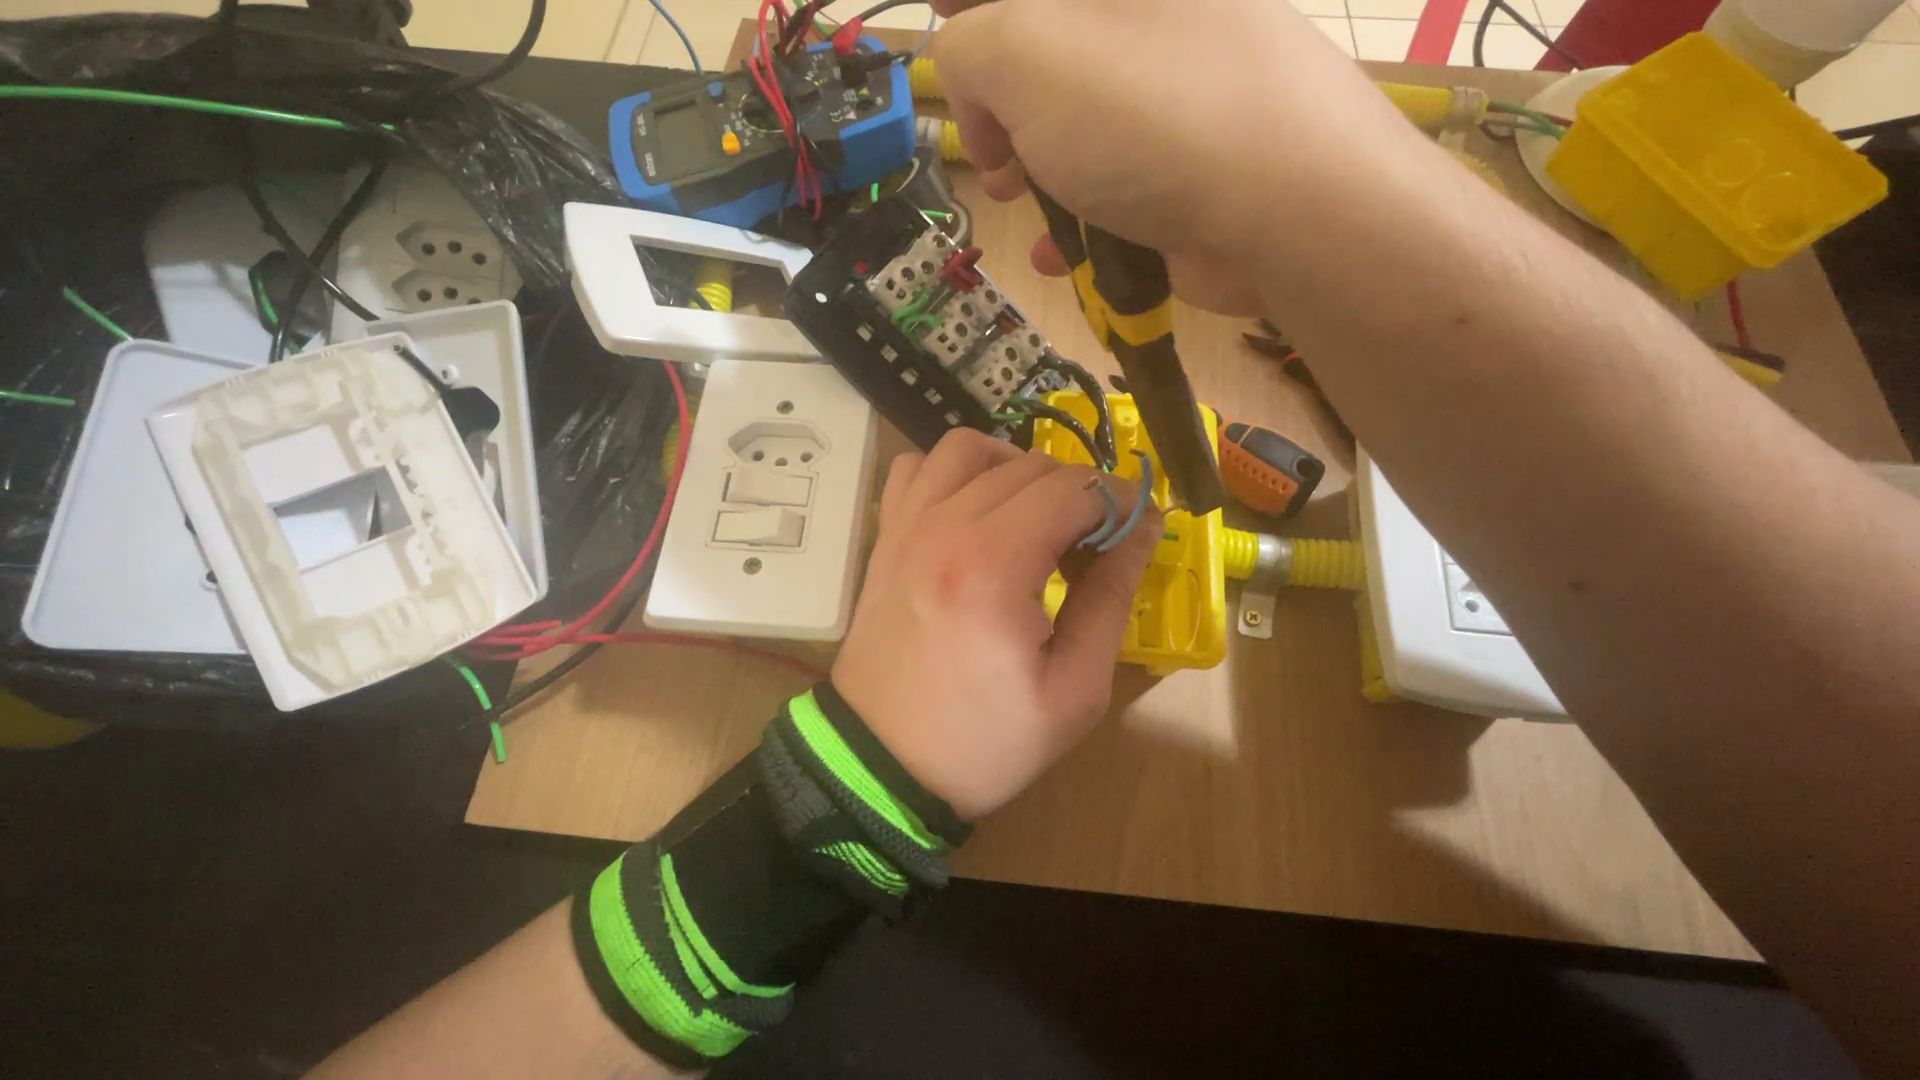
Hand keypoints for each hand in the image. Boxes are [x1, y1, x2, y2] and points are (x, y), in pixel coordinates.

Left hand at [832, 430, 1160, 820]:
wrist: (882, 766)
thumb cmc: (985, 741)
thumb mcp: (1073, 689)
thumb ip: (1110, 597)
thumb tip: (1143, 530)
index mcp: (993, 566)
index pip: (1074, 490)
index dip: (1121, 501)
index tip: (1141, 530)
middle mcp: (943, 527)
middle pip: (1031, 466)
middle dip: (1079, 493)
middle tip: (1095, 545)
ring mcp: (904, 526)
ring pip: (970, 448)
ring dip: (1017, 468)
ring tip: (1038, 517)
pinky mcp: (884, 537)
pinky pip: (918, 467)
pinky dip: (954, 472)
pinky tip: (976, 510)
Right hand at [932, 0, 1424, 314]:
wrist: (1286, 211)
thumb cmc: (1146, 114)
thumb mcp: (1024, 53)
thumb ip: (970, 47)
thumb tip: (976, 79)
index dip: (973, 11)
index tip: (944, 33)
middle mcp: (1160, 21)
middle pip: (1053, 48)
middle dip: (1001, 100)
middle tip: (986, 143)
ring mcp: (1183, 97)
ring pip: (1084, 123)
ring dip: (1036, 165)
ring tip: (1015, 198)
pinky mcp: (1198, 168)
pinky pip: (1122, 182)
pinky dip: (1082, 218)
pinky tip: (1059, 253)